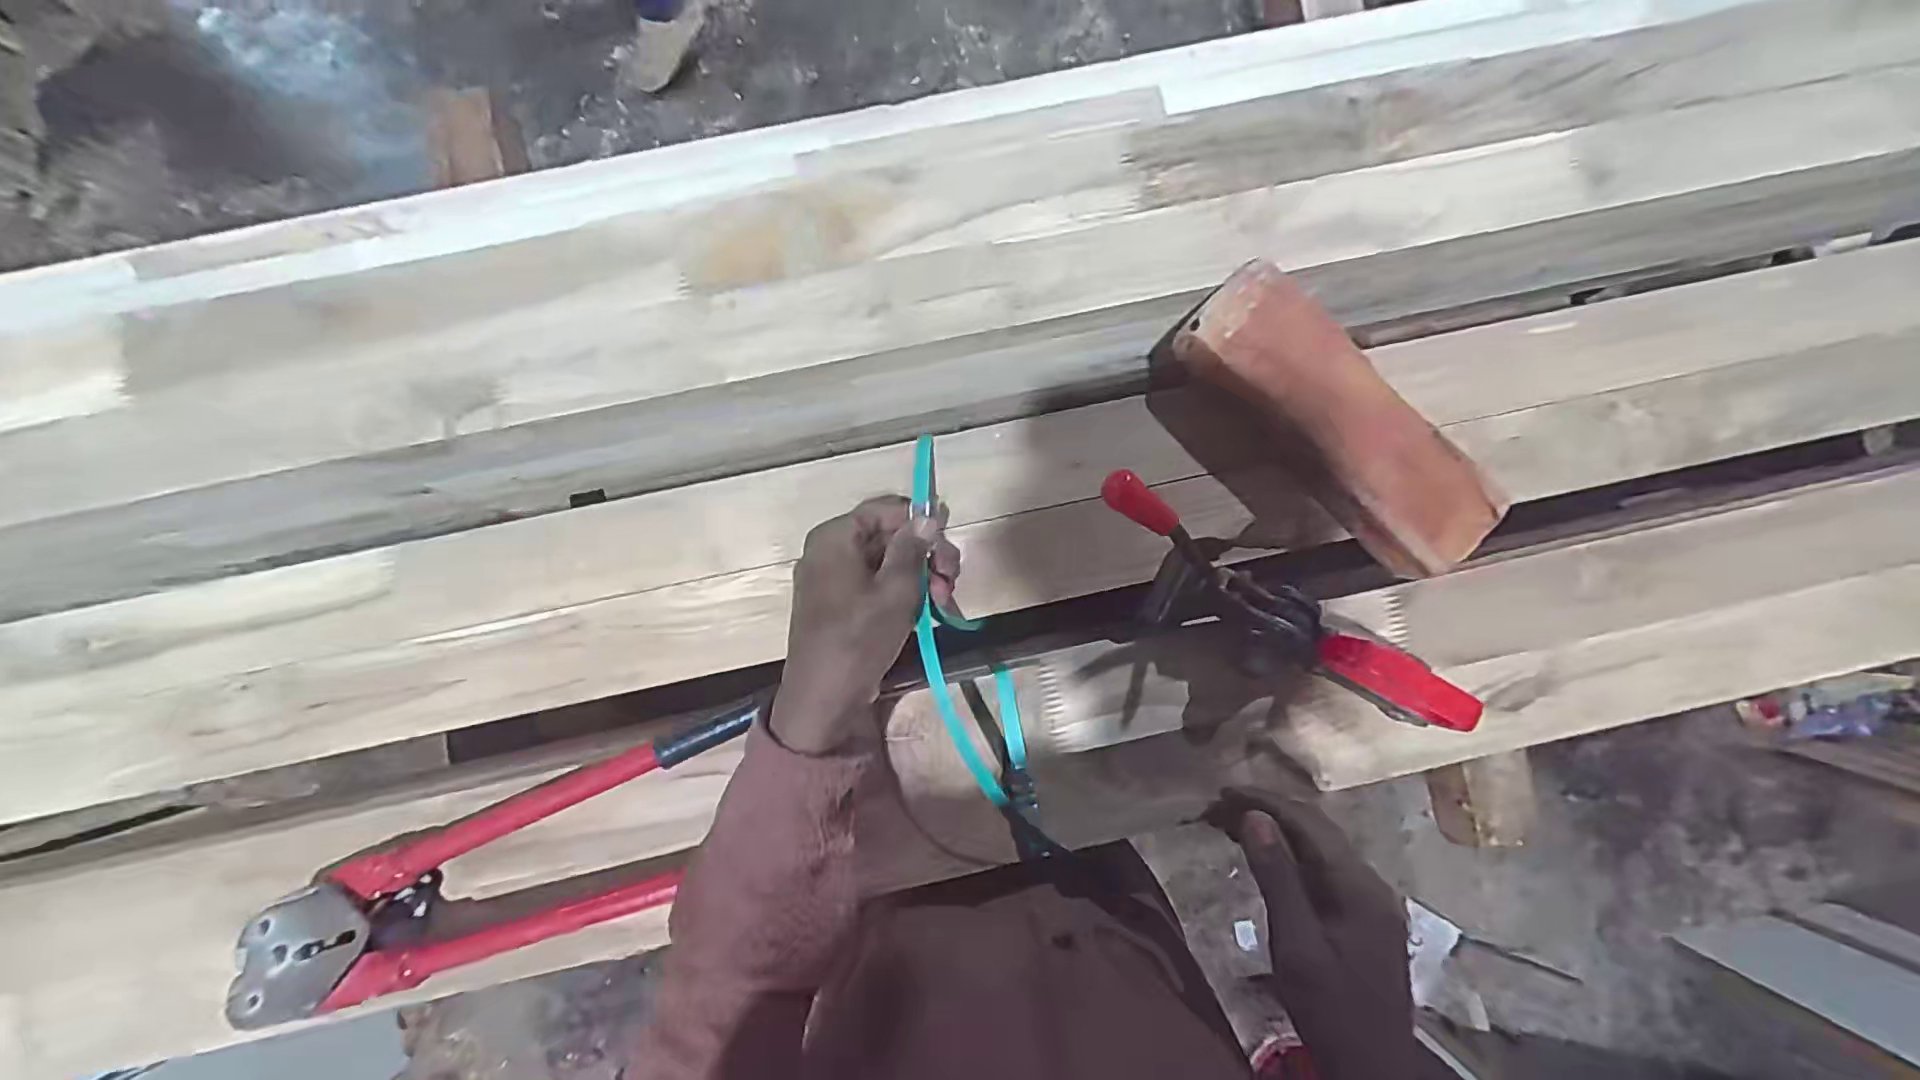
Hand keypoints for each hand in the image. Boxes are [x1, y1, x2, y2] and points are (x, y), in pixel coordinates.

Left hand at [772, 495, 959, 753]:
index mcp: (835, 537)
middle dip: (926, 554)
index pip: (886, 509)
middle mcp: (831, 549)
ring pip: (889, 561)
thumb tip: (929, 514)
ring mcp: (835, 577)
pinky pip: (879, 583)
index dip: (921, 521)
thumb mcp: (896, 590)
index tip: (948, 542)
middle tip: (952, 579)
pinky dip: (905, 592)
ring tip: (945, 603)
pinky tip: (931, 610)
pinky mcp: (843, 602)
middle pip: (890, 535)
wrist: (824, 698)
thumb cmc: (859, 638)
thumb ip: (913, 548)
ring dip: (922, 576)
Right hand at [1209, 787, 1417, 1078]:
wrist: (1372, 1068)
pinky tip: (1261, 853)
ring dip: (1276, 827)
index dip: (1264, 802)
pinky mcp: (1359, 913)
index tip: (1222, 793)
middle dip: (1267, 809)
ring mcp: (1368, 898)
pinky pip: (1320, 864)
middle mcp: (1369, 883)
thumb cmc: (1330, 1009)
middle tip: (1218, 806)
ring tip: (1229, 822)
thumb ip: (1277, 877)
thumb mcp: (1296, 944)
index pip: (1308, 823)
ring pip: (1318, 844)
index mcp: (1359, 886)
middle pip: (1316, 828)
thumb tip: (1254, 816)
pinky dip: (1287, 850)